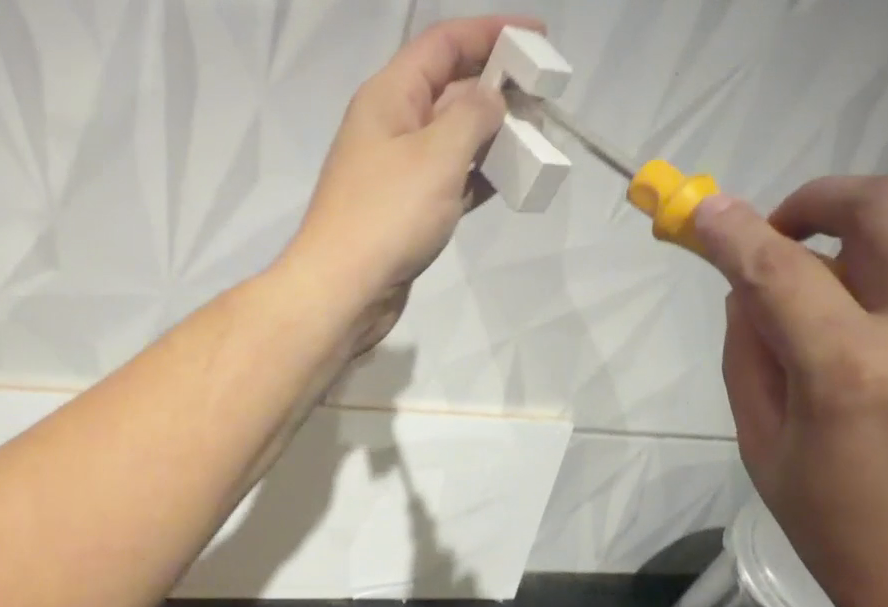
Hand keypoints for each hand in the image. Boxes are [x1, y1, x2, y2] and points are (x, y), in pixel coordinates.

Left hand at [281, 16, 541, 356]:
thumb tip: (492, 98)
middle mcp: (390, 127)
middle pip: (450, 89)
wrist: (342, 292)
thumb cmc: (386, 215)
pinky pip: (449, 180)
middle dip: (498, 87)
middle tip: (546, 97)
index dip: (491, 33)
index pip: (443, 44)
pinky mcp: (404, 212)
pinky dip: (479, 176)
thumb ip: (474, 114)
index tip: (538, 37)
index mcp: (389, 96)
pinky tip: (511, 180)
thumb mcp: (438, 153)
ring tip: (538, 139)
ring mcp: (396, 173)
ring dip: (493, 135)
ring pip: (452, 138)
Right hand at [693, 178, 887, 606]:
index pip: (780, 272)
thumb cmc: (844, 534)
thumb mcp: (767, 453)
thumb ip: (751, 361)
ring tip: (857, 263)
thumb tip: (746, 292)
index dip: (734, 233)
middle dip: (827, 196)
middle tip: (792, 227)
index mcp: (852, 374)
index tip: (704, 210)